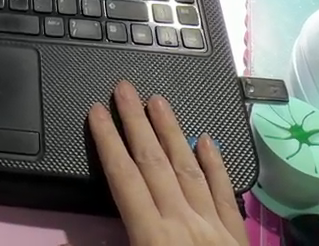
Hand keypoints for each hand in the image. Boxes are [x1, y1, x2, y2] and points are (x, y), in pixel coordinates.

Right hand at [88, 82, 245, 245]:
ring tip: (157, 100)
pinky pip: (226, 195)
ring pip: (188, 169)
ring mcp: (215, 232)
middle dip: (135, 122)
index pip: (124, 179)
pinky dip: (215, 165)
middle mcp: (185, 227)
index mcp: (154, 241)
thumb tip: (79, 242)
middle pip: (154, 163)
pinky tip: (208, 140)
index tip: (96, 111)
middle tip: (124, 87)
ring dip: (170, 131)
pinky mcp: (239, 242)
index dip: (107, 141)